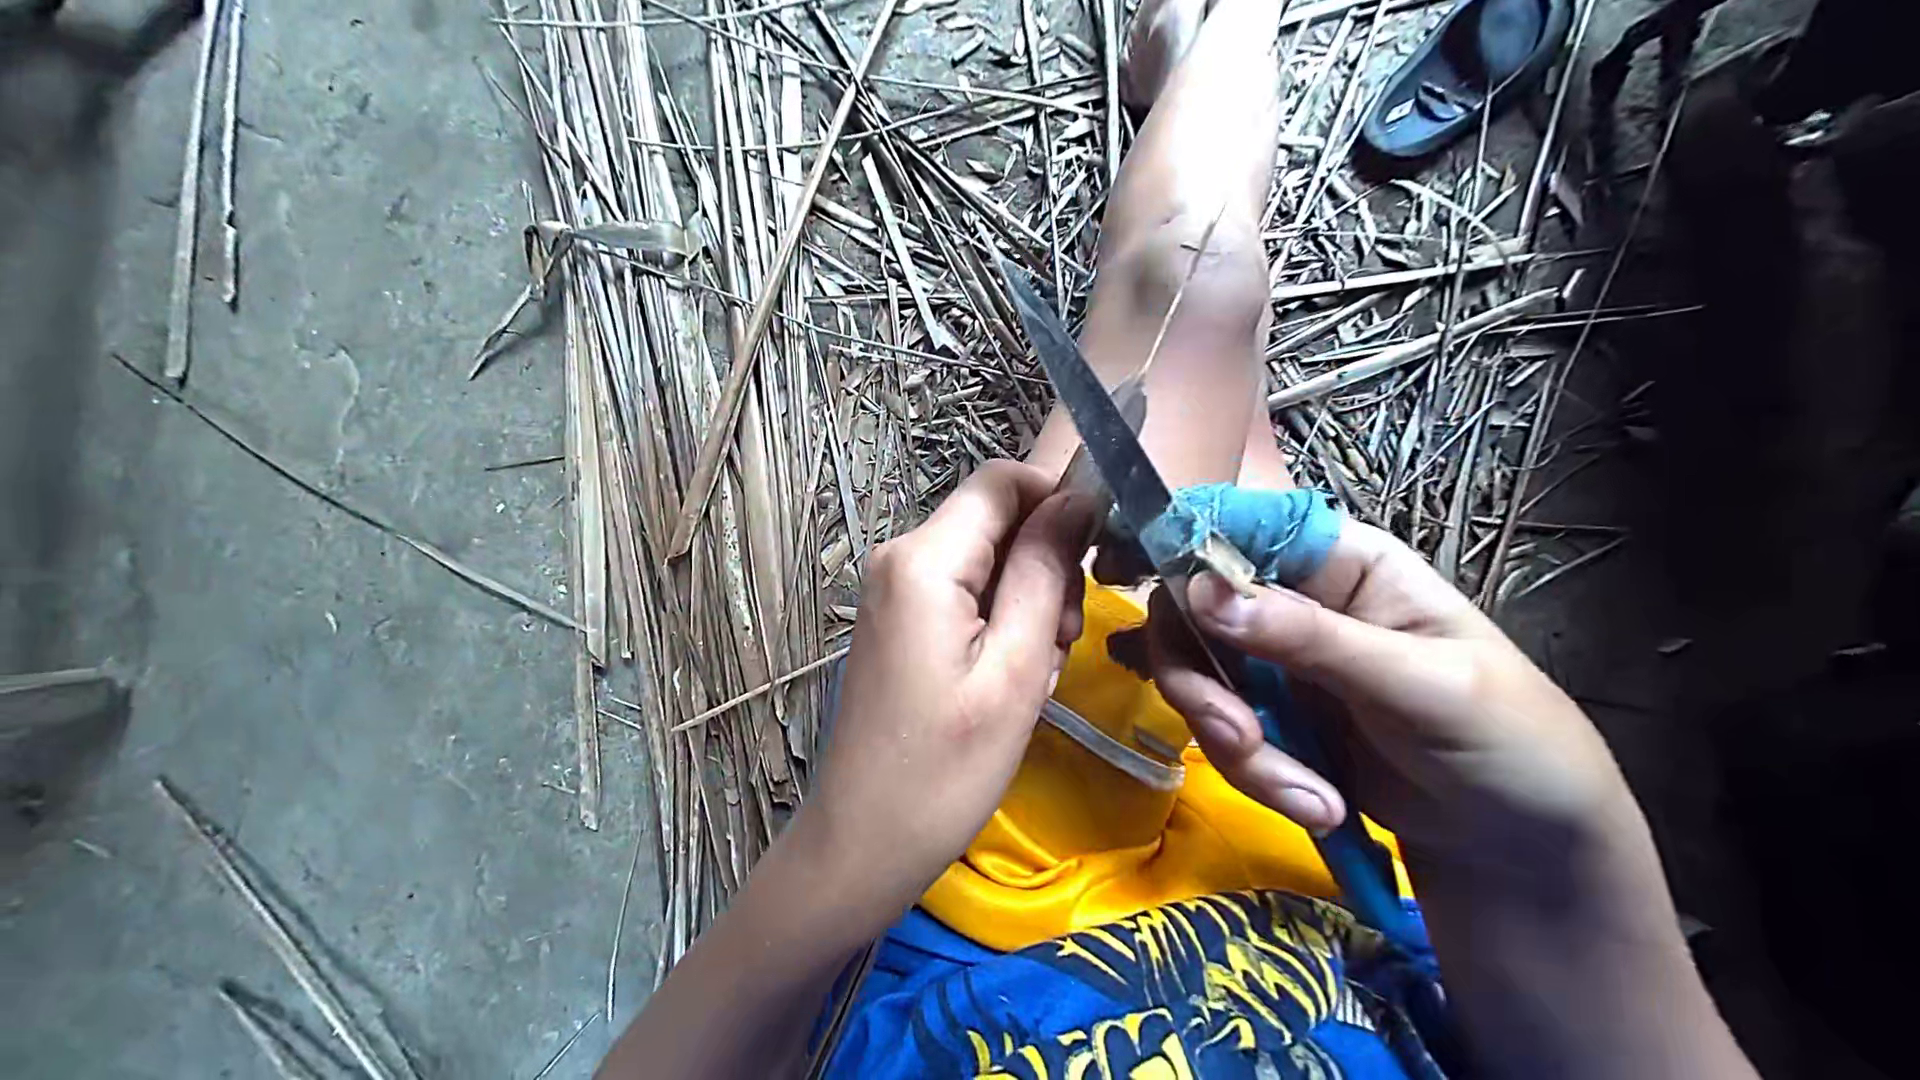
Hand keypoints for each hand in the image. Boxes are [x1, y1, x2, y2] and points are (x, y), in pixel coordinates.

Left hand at [792, 461, 1089, 923]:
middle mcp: (899, 556)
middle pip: (995, 519)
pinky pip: (963, 590)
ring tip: (1032, 672)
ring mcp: (892, 588)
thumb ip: (1044, 572)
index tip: (1092, 558)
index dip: (1056, 500)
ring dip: (1025, 599)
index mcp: (923, 559)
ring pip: (985, 557)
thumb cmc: (946, 769)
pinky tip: (1005, 677)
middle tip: (1058, 641)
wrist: (864, 840)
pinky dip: (998, 620)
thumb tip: (1075, 500)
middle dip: (1043, 563)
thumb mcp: (1016, 670)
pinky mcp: (896, 617)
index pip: (1000, 480)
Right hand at [1150, 521, 1634, 865]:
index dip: (1183, 547)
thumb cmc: (1507, 739)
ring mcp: (1268, 657)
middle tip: (1236, 736)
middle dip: (1200, 679)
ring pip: (1194, 674)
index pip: (1240, 527)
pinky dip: (1254, 772)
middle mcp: (1290, 597)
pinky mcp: (1260, 712)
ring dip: (1231, 740)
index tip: (1136, 584)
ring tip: (1309, 798)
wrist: (1518, 843)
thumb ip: (1312, 637)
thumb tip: (1203, 592)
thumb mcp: (1422, 684)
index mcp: (1339, 560)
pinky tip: (1317, 805)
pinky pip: (1215, 727)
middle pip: (1191, 607)